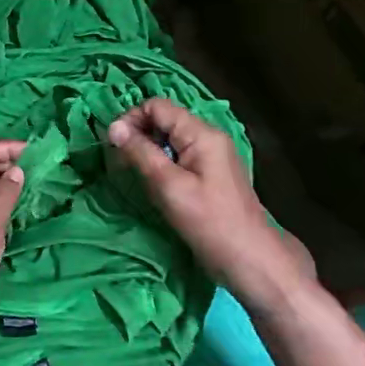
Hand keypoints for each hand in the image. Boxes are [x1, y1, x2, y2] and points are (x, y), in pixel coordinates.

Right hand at [108, 99, 315, 313]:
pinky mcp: (210, 174)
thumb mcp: (169, 186)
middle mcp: (208, 137)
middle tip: (121, 164)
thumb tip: (113, 127)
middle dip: (138, 136)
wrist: (251, 259)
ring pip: (169, 139)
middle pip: (164, 120)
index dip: (131, 119)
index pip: (158, 106)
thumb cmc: (209, 222)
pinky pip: (179, 157)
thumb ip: (141, 153)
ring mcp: (211, 156)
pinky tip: (155, 186)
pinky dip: (161, 165)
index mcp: (202, 133)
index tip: (113, 145)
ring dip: (148, 152)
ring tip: (136, 177)